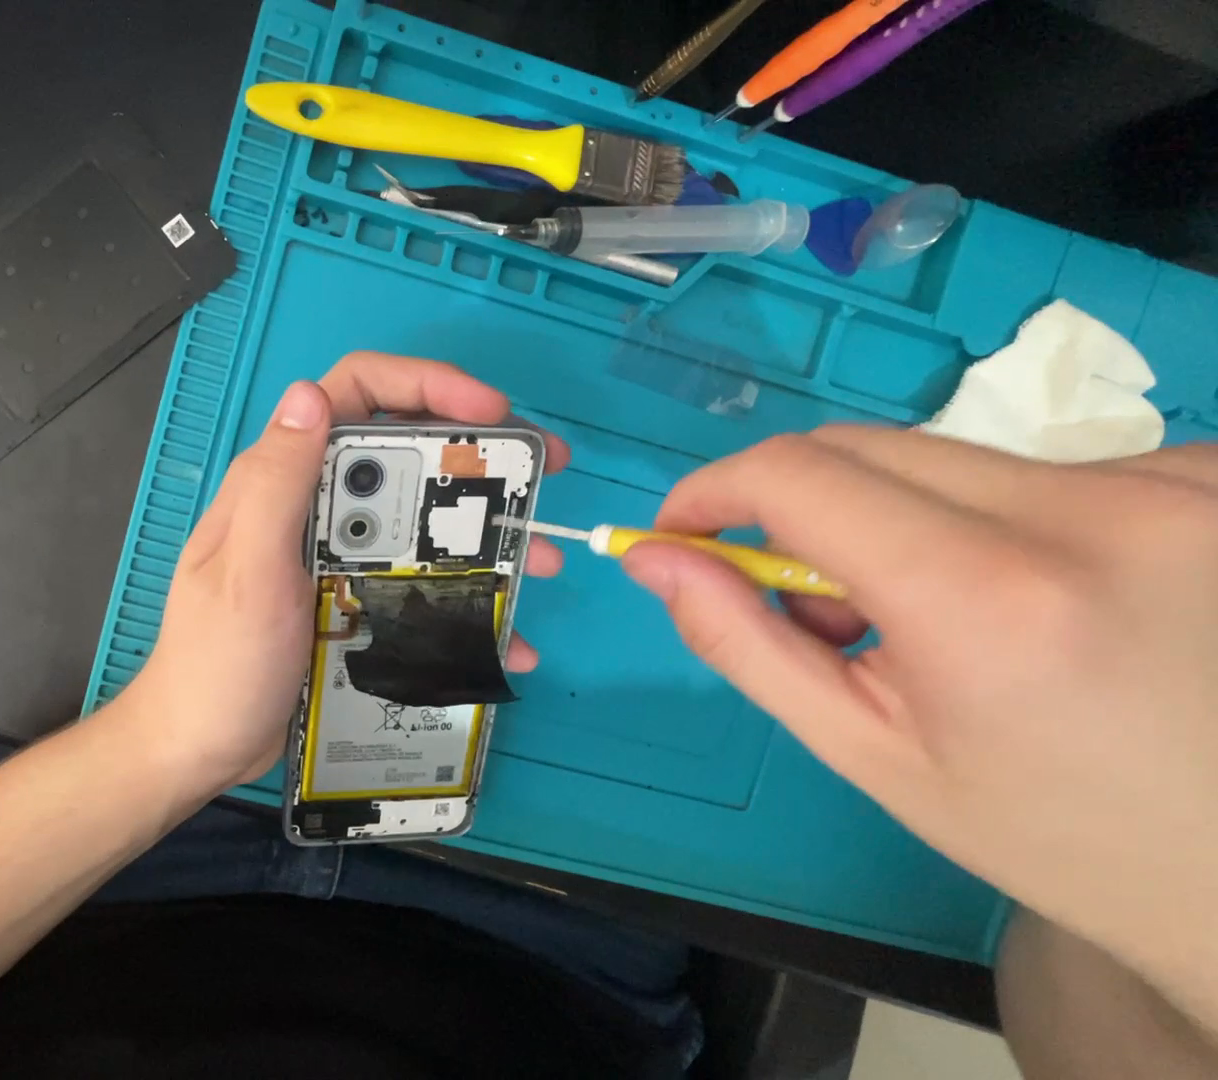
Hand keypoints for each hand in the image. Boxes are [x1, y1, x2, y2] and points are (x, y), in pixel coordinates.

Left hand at [118, 351, 568, 795]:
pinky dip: (465, 599)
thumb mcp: (247, 569)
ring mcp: (337, 556)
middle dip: (477, 457)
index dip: (426, 383)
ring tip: (538, 560)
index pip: (355, 394)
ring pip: (421, 522)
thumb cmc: (219, 661)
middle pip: (404, 454)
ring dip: (483, 533)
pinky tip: (503, 631)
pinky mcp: (354, 601)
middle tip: (543, 476)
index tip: (492, 412)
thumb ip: (276, 481)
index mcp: (282, 480)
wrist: (204, 745)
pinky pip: (419, 583)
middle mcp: (314, 506)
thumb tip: (310, 392)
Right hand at [619, 427, 1217, 1017]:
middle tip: (806, 601)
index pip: (796, 473)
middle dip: (791, 512)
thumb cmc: (1050, 829)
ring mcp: (1177, 482)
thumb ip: (741, 640)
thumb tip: (651, 558)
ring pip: (938, 460)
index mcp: (984, 593)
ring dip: (886, 519)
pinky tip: (1022, 594)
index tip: (683, 532)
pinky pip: (1024, 469)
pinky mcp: (1215, 477)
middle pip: (859, 451)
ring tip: (926, 615)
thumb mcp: (864, 747)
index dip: (713, 491)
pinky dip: (977, 518)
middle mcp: (1092, 508)